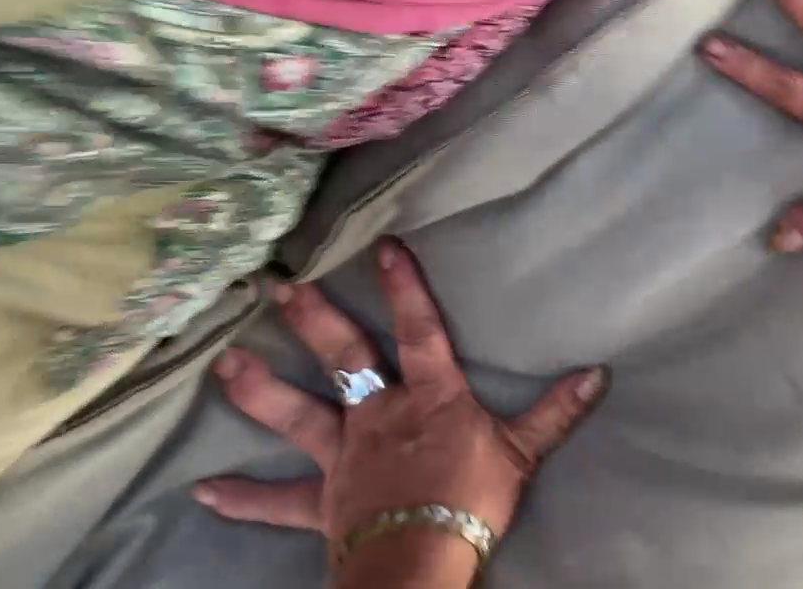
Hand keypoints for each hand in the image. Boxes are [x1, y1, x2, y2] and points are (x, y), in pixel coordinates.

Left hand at [194, 238, 605, 574]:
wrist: (419, 566)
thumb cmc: (473, 499)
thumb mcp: (524, 450)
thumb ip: (557, 410)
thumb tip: (600, 372)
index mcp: (430, 397)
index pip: (418, 330)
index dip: (404, 287)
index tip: (383, 246)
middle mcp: (379, 416)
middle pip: (345, 361)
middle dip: (313, 322)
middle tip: (278, 288)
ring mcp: (342, 459)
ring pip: (295, 418)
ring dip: (259, 392)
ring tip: (223, 365)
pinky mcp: (319, 505)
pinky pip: (275, 502)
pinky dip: (241, 498)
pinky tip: (202, 491)